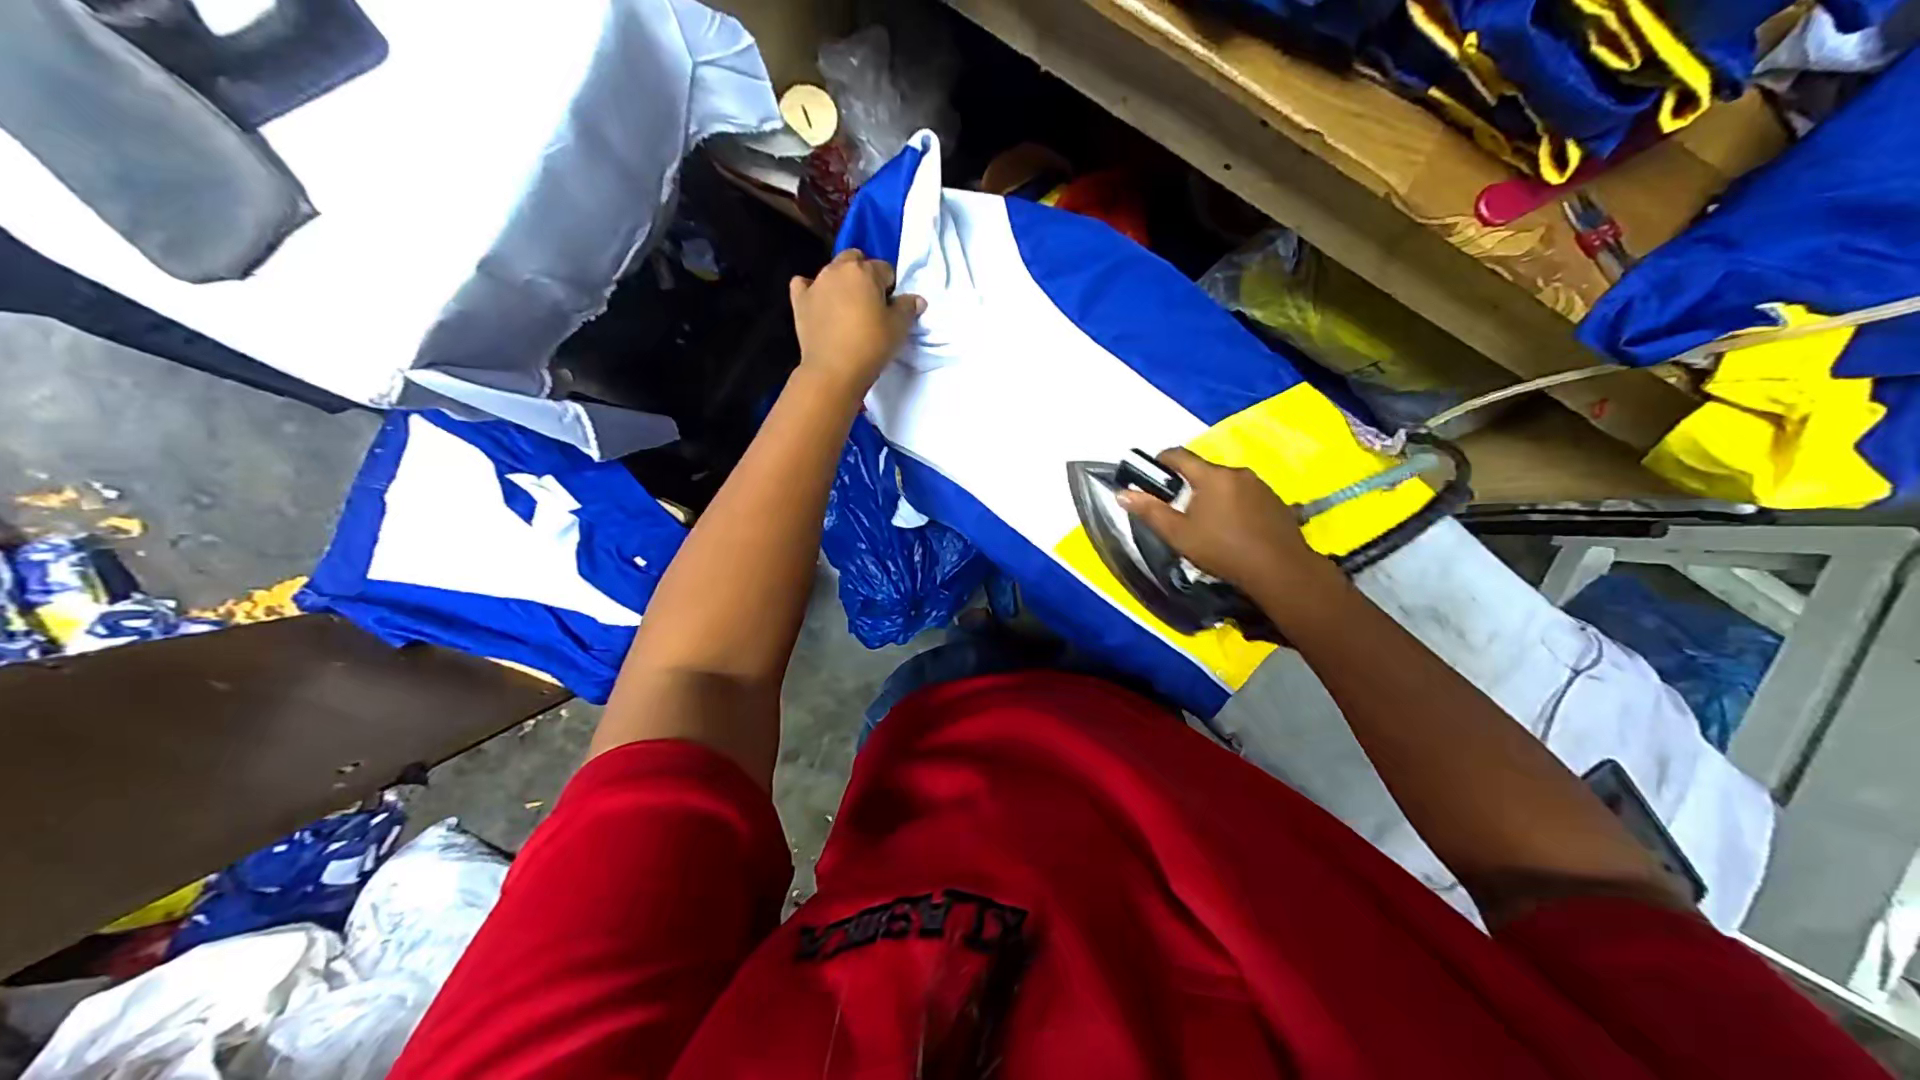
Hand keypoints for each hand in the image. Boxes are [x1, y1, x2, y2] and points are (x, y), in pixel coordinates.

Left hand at [789, 249, 925, 396]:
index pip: (885, 269)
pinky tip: (818, 302)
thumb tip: (916, 299)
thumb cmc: (871, 345)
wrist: (834, 370)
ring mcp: (816, 283)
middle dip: (863, 275)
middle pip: (855, 260)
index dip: (890, 288)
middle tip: (870, 304)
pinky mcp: (799, 301)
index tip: (890, 308)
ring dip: (841, 282)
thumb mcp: (899, 328)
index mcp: (865, 271)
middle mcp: (838, 269)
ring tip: (847, 309)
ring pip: (831, 272)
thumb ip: (908, 308)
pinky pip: (803, 284)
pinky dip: (811, 289)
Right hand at [1116, 448, 1340, 606]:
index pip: (1179, 455)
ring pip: (1227, 484)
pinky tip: (1235, 530)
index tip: (1152, 472)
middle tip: (1180, 511)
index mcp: (1211, 476)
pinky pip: (1247, 496)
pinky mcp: (1277, 501)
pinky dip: (1236, 507)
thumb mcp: (1178, 535)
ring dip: (1214, 496)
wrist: (1279, 570)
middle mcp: (1237, 473)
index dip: (1161, 460)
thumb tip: (1122, 494)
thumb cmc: (1223, 550)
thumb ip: (1150, 511)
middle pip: (1204, 472)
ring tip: (1209, 524)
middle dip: (1189, 485)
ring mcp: (1261, 486)